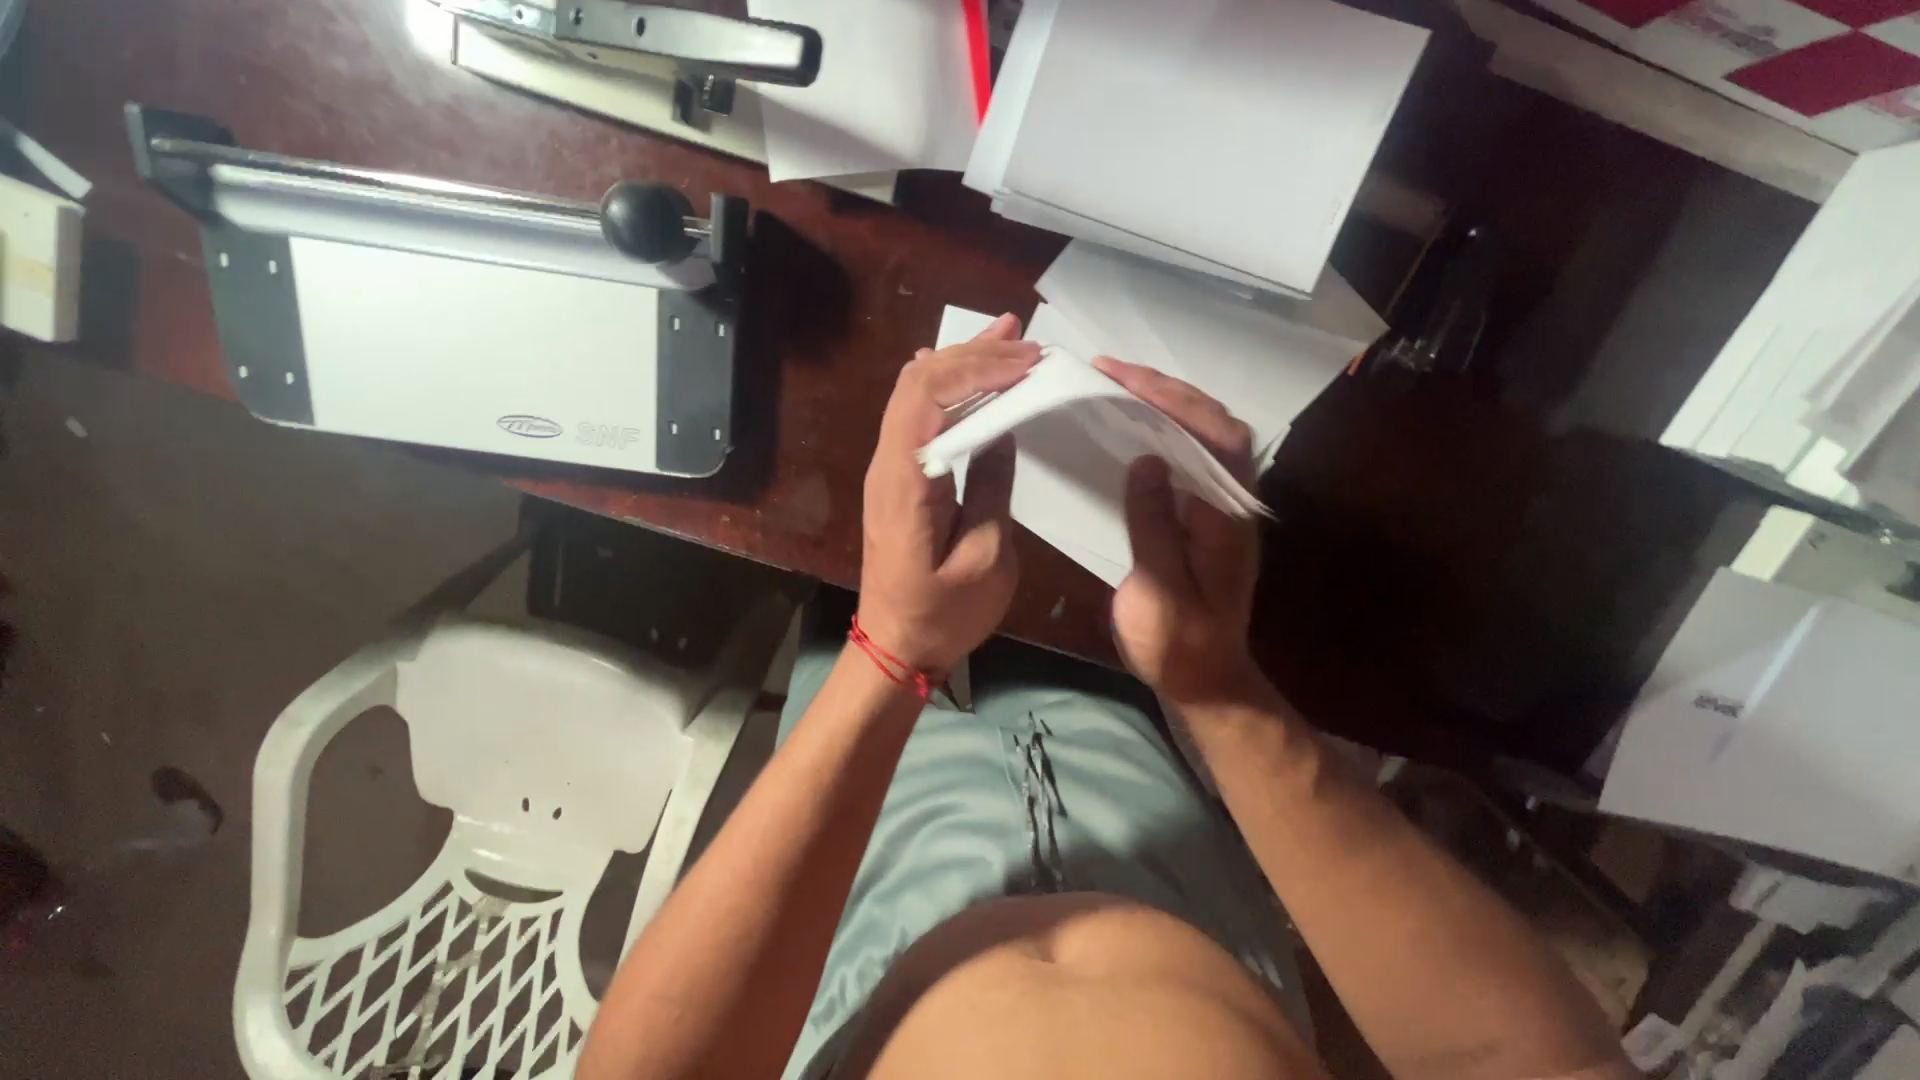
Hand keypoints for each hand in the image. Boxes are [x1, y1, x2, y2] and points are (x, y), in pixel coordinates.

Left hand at [857, 314, 1040, 672]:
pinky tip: (965, 372)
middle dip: (972, 354)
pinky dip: (946, 388)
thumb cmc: (943, 614)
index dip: (977, 369)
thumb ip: (993, 489)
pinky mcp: (897, 479)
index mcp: (906, 480)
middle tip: (1024, 338)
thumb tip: (1001, 433)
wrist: (895, 646)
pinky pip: (916, 416)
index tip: (1027, 363)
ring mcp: (887, 469)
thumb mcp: (985, 560)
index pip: (928, 395)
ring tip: (1004, 338)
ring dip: (959, 363)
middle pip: (918, 383)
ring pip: (914, 394)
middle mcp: (887, 463)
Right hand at [1093, 356, 1263, 705]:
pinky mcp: (1206, 515)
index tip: (1121, 379)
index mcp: (1227, 518)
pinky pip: (1191, 456)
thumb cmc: (1179, 645)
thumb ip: (1155, 525)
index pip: (1214, 437)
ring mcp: (1223, 507)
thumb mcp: (1159, 592)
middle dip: (1165, 389)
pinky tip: (1132, 425)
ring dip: (1166, 402)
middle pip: (1215, 424)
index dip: (1173, 400)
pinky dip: (1164, 428)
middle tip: (1108, 370)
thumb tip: (1148, 459)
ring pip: (1206, 435)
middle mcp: (1234, 502)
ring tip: (1115, 384)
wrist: (1206, 680)